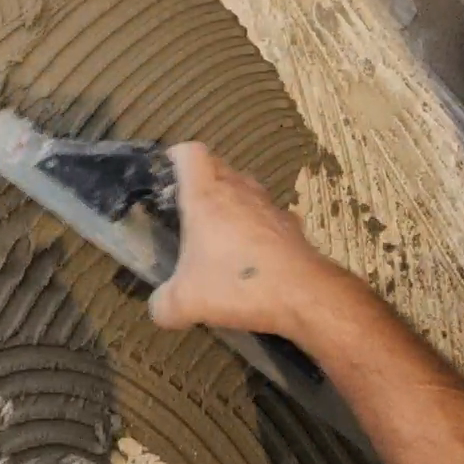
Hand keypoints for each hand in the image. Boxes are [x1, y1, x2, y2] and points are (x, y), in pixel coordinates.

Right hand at [148, 142, 326, 335]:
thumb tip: (158, 309)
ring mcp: (267, 205)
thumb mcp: (187, 302)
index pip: (190, 154)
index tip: (168, 168)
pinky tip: (254, 249)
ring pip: (244, 186)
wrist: (305, 295)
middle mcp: (237, 190)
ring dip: (232, 197)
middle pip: (217, 164)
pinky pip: (268, 213)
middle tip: (189, 202)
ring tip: (221, 224)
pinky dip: (258, 222)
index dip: (177, 155)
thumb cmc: (237, 284)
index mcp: (205, 195)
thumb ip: (164, 304)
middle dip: (202, 177)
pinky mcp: (291, 225)